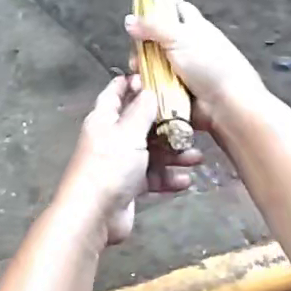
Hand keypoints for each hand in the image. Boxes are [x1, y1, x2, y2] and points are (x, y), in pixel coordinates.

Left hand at [60, 74, 203, 244]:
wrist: (94, 214)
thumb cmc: (109, 166)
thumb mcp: (128, 131)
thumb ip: (141, 110)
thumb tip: (148, 90)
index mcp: (104, 119)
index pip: (115, 93)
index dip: (131, 83)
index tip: (153, 76)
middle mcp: (110, 138)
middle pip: (140, 124)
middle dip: (165, 124)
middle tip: (190, 124)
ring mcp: (119, 164)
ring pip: (150, 152)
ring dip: (173, 154)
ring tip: (196, 157)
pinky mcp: (128, 186)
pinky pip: (152, 177)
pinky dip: (168, 178)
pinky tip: (185, 181)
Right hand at [125, 1, 265, 134]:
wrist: (225, 103)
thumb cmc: (209, 64)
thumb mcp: (179, 37)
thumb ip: (152, 27)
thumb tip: (128, 20)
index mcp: (194, 27)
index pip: (175, 9)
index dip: (159, 7)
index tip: (139, 11)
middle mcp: (187, 45)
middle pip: (157, 38)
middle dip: (142, 44)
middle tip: (136, 52)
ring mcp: (181, 68)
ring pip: (152, 62)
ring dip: (142, 66)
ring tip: (137, 71)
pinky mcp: (175, 88)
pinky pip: (154, 82)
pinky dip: (146, 83)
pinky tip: (141, 85)